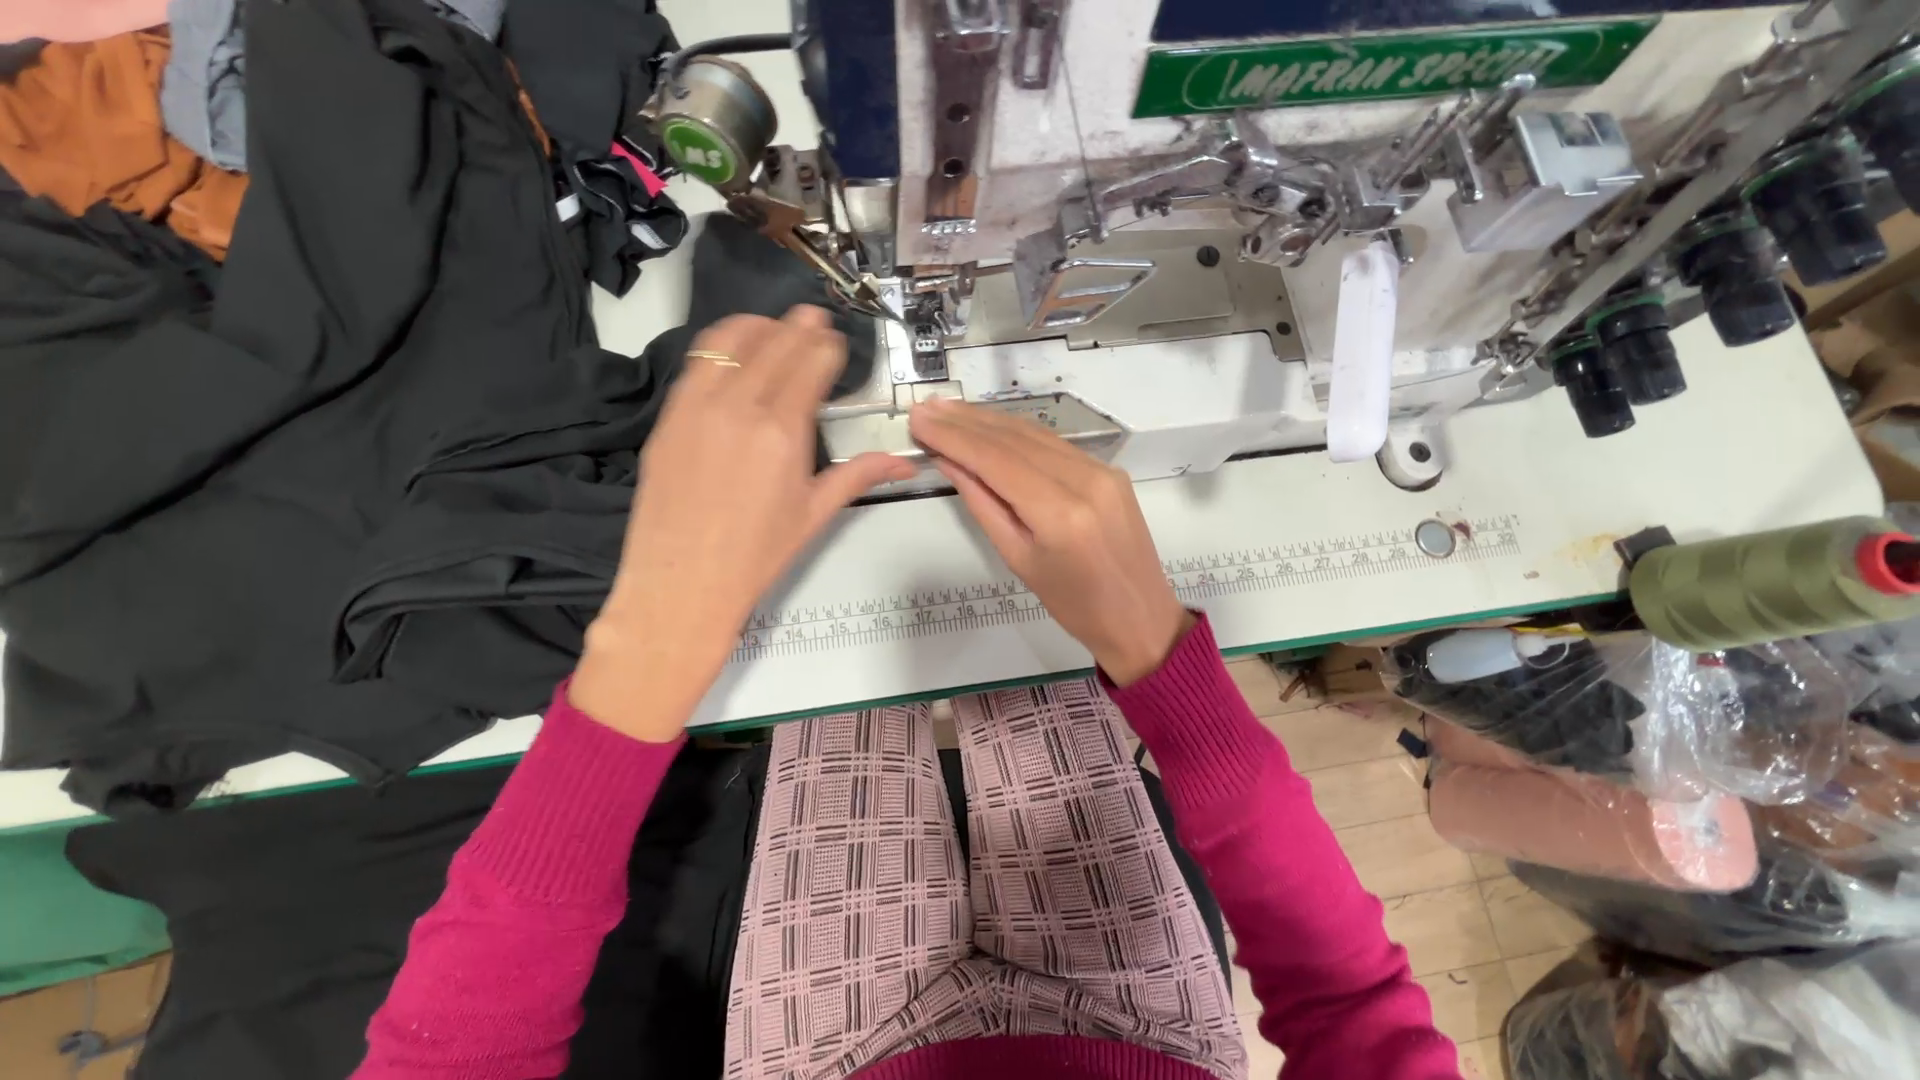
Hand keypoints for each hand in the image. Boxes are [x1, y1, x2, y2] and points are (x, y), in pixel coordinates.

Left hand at [573, 307, 914, 740]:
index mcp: (782, 431)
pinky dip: (719, 347)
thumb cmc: (754, 557)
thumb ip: (858, 475)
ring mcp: (696, 408)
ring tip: (773, 326)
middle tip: (813, 318)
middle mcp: (739, 407)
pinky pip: (696, 364)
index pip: (810, 363)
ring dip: (758, 326)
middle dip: (799, 327)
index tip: (835, 342)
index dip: (827, 346)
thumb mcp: (813, 515)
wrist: (681, 585)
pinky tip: (732, 353)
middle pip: (775, 344)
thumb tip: (906, 463)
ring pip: (730, 342)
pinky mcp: (667, 418)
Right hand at [907, 397, 1191, 685]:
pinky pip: (1054, 445)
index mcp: (1061, 513)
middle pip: (1014, 439)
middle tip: (925, 409)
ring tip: (947, 411)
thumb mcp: (1018, 559)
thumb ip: (983, 504)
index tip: (919, 420)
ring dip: (988, 421)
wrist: (1139, 617)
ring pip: (1035, 435)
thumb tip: (950, 462)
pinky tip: (989, 427)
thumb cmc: (1073, 604)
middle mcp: (1085, 480)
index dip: (954, 437)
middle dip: (965, 422)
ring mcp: (1102, 471)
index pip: (996, 460)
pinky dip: (1017, 434)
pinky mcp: (1109, 470)